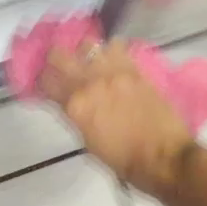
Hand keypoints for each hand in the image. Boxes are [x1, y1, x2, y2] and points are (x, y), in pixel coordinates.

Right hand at [40, 39, 195, 195]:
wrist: (166, 159)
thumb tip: (64, 101)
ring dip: (84, 52)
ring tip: (89, 61)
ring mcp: (112, 72)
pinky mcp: (133, 68)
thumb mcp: (88, 142)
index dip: (40, 80)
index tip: (42, 81)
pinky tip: (112, 60)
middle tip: (58, 65)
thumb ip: (73, 115)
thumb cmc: (125, 161)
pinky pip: (116, 46)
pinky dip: (110, 50)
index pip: (45, 81)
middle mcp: (89, 83)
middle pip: (58, 54)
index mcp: (75, 106)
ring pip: (87, 44)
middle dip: (53, 58)